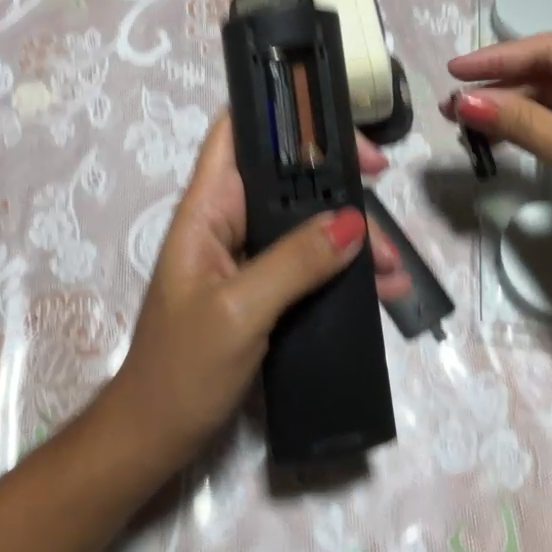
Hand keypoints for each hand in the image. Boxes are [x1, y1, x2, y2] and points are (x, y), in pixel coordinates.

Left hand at [101, 118, 410, 470]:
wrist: (157, 436)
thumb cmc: (182, 369)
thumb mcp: (239, 311)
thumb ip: (294, 263)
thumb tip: (353, 220)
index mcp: (206, 210)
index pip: (236, 133)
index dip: (284, 114)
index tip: (340, 131)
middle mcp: (227, 223)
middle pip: (285, 175)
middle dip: (336, 180)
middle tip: (383, 187)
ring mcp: (247, 259)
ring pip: (305, 222)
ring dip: (351, 235)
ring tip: (395, 264)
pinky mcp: (264, 292)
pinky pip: (311, 266)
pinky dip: (346, 272)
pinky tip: (384, 289)